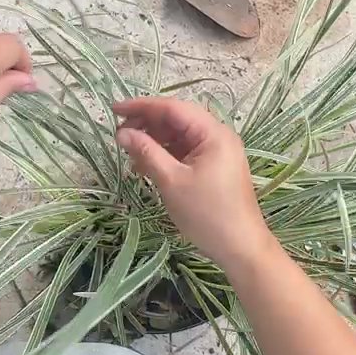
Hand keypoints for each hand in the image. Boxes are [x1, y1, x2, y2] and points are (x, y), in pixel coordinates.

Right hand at [112, 97, 279, 269]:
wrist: (241, 248)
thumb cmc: (207, 214)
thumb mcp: (171, 182)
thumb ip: (147, 152)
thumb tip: (123, 133)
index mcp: (213, 133)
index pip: (172, 108)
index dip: (142, 106)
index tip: (114, 109)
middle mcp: (218, 136)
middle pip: (177, 119)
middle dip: (147, 124)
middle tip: (119, 135)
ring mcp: (218, 152)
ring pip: (180, 135)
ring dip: (155, 140)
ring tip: (130, 152)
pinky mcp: (215, 167)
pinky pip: (186, 151)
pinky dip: (166, 154)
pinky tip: (147, 165)